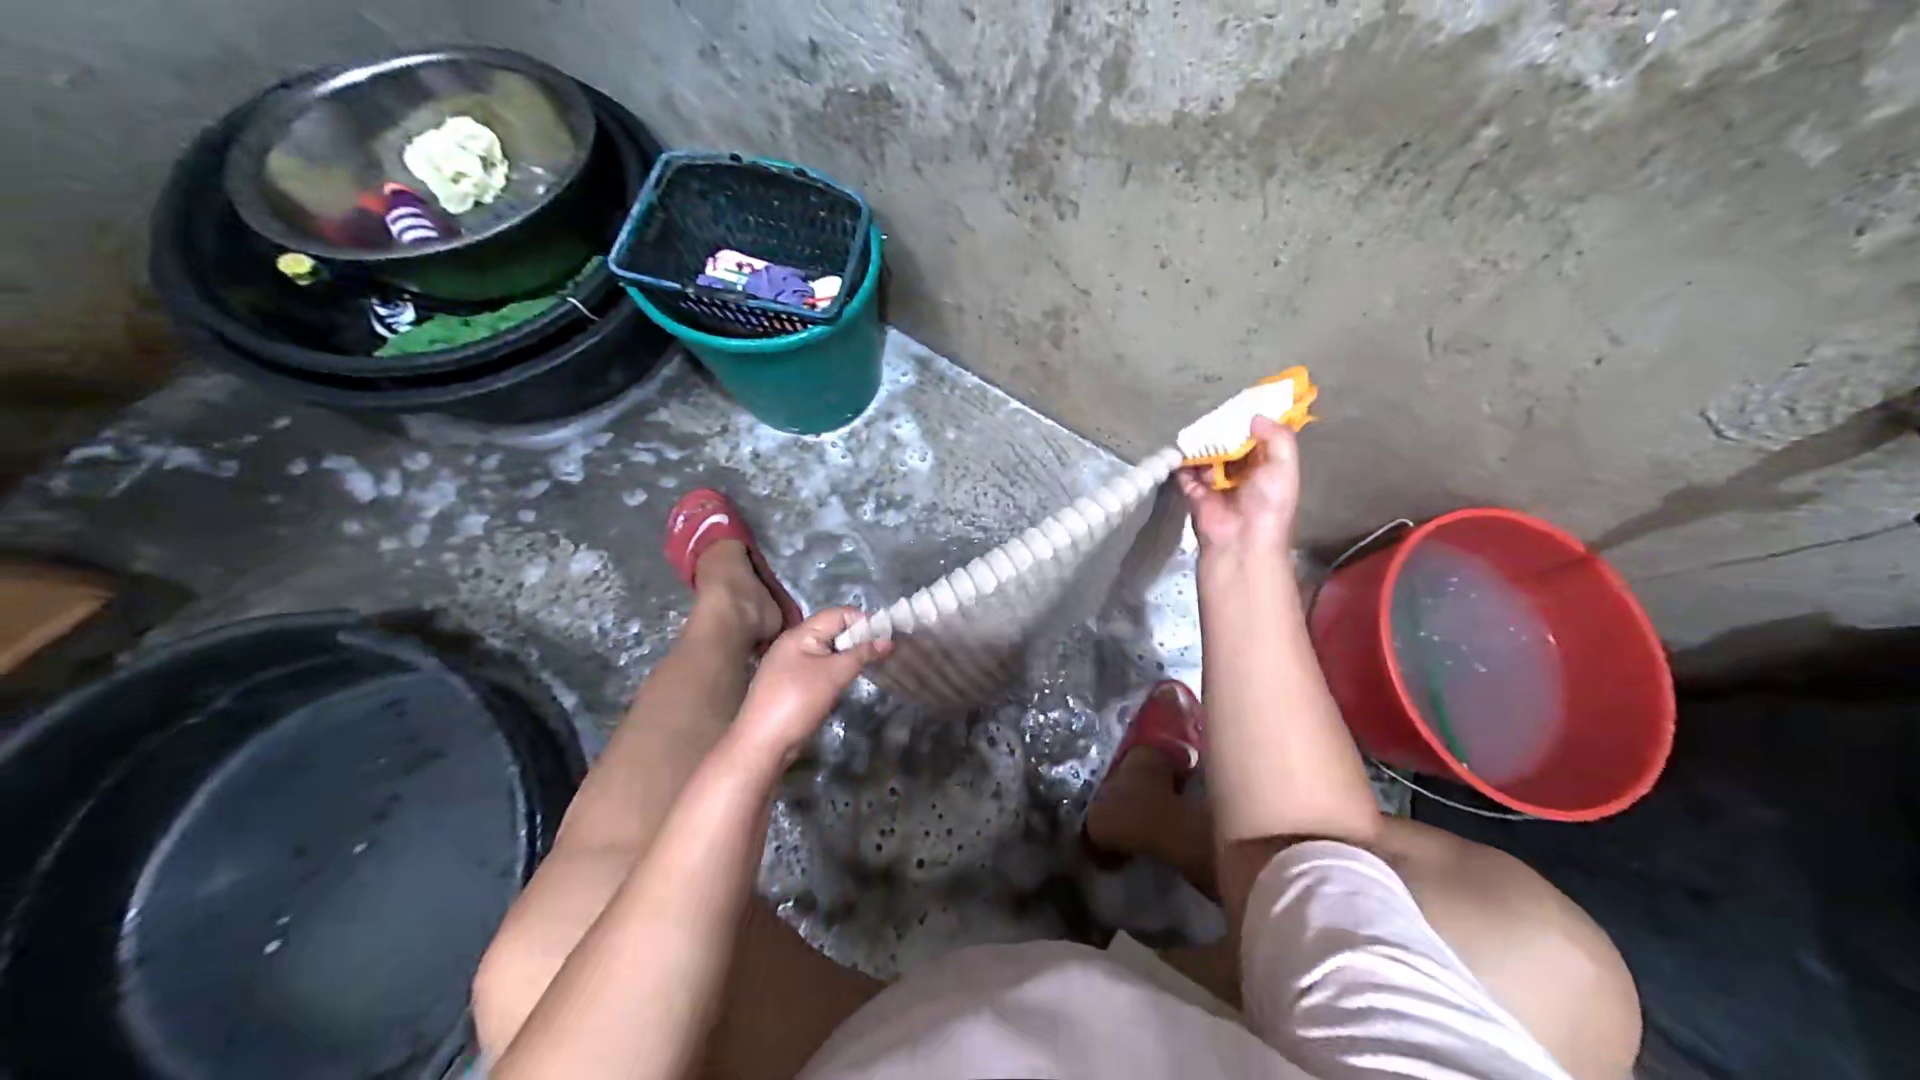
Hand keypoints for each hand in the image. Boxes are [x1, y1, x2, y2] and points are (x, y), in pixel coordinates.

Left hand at [732, 608, 890, 759]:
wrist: (763, 743)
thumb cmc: (798, 701)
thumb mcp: (835, 674)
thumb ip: (862, 654)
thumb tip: (888, 640)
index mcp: (800, 633)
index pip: (838, 614)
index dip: (863, 621)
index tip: (886, 637)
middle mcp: (793, 643)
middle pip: (832, 630)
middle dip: (858, 639)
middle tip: (882, 653)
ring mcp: (790, 664)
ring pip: (827, 651)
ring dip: (848, 656)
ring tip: (869, 667)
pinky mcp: (791, 684)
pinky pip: (819, 668)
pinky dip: (835, 671)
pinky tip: (846, 683)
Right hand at [1177, 415, 1300, 554]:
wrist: (1241, 540)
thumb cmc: (1269, 502)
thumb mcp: (1284, 466)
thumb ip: (1277, 437)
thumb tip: (1254, 416)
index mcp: (1266, 466)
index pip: (1257, 437)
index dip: (1250, 421)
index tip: (1240, 401)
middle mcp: (1241, 472)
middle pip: (1228, 444)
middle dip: (1220, 430)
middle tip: (1211, 411)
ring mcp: (1215, 482)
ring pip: (1205, 455)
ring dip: (1200, 444)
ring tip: (1195, 428)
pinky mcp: (1194, 492)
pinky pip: (1184, 473)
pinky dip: (1181, 462)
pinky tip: (1181, 450)